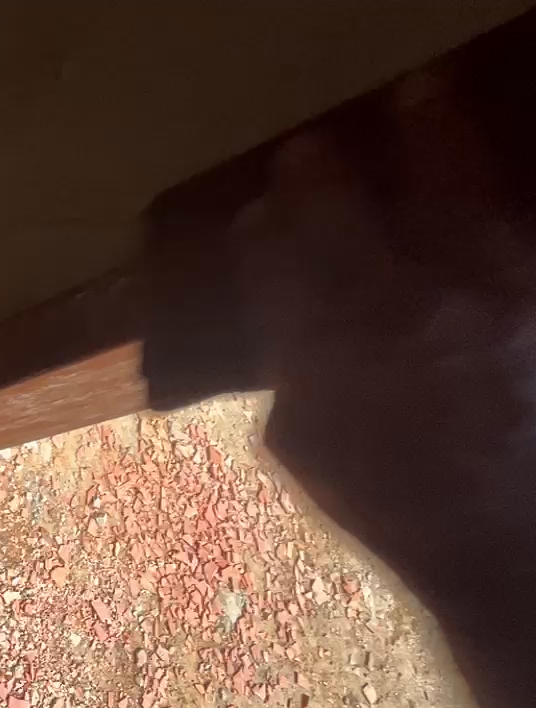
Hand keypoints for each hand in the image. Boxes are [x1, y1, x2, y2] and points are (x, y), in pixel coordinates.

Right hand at [234, 72, 535, 602]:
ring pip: (479, 198)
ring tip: (433, 100)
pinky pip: (522, 232)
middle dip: (363, 158)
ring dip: (449, 146)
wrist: (513, 538)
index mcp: (354, 341)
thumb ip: (291, 364)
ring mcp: (517, 295)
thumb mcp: (301, 438)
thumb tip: (282, 307)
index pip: (300, 256)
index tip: (265, 196)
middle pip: (395, 203)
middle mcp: (442, 300)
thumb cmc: (387, 497)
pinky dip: (504, 201)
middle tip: (341, 126)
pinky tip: (493, 184)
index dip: (279, 220)